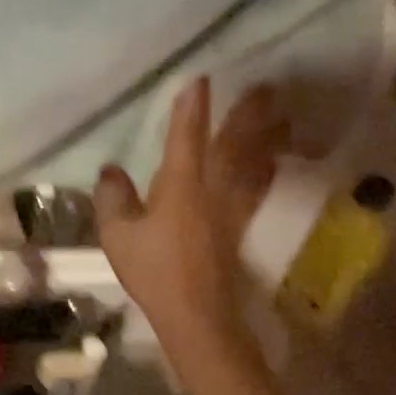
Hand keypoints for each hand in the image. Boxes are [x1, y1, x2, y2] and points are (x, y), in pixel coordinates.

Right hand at [93, 76, 289, 340]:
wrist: (196, 315)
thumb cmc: (153, 270)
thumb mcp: (116, 233)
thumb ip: (113, 197)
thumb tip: (112, 170)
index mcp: (180, 185)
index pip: (187, 137)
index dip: (192, 108)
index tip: (200, 78)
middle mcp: (211, 189)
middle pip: (233, 144)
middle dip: (248, 114)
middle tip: (265, 87)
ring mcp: (231, 207)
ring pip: (253, 163)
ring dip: (267, 137)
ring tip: (283, 114)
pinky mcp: (239, 225)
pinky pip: (258, 186)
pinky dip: (268, 167)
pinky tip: (274, 160)